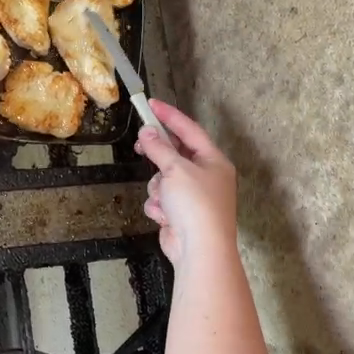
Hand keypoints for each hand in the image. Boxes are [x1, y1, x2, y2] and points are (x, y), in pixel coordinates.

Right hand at [132, 99, 236, 266]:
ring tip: (163, 199)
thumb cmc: (195, 204)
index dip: (169, 116)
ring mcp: (193, 197)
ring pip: (163, 180)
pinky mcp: (180, 215)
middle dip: (159, 156)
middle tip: (140, 146)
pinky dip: (159, 207)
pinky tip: (165, 217)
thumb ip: (160, 148)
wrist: (200, 249)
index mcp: (213, 161)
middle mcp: (206, 176)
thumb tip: (148, 131)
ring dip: (158, 188)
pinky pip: (161, 201)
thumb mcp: (176, 169)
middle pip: (175, 156)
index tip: (150, 103)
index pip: (189, 130)